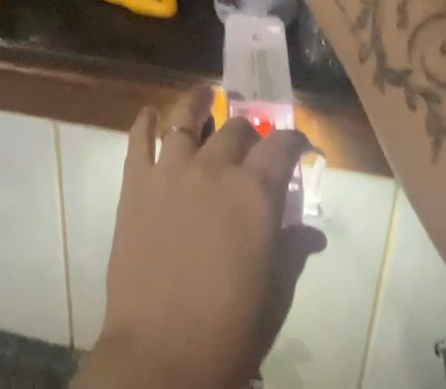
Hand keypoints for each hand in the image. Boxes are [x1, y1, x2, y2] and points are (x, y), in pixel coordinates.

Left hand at [79, 87, 324, 387]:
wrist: (163, 350)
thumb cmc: (231, 327)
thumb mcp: (275, 291)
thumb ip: (291, 250)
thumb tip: (311, 233)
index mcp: (255, 193)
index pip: (281, 145)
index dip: (295, 140)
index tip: (301, 146)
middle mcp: (214, 170)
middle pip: (236, 129)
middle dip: (249, 130)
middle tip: (251, 140)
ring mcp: (170, 172)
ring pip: (185, 119)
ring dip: (197, 104)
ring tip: (203, 95)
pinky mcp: (135, 184)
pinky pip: (139, 139)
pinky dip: (145, 121)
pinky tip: (150, 114)